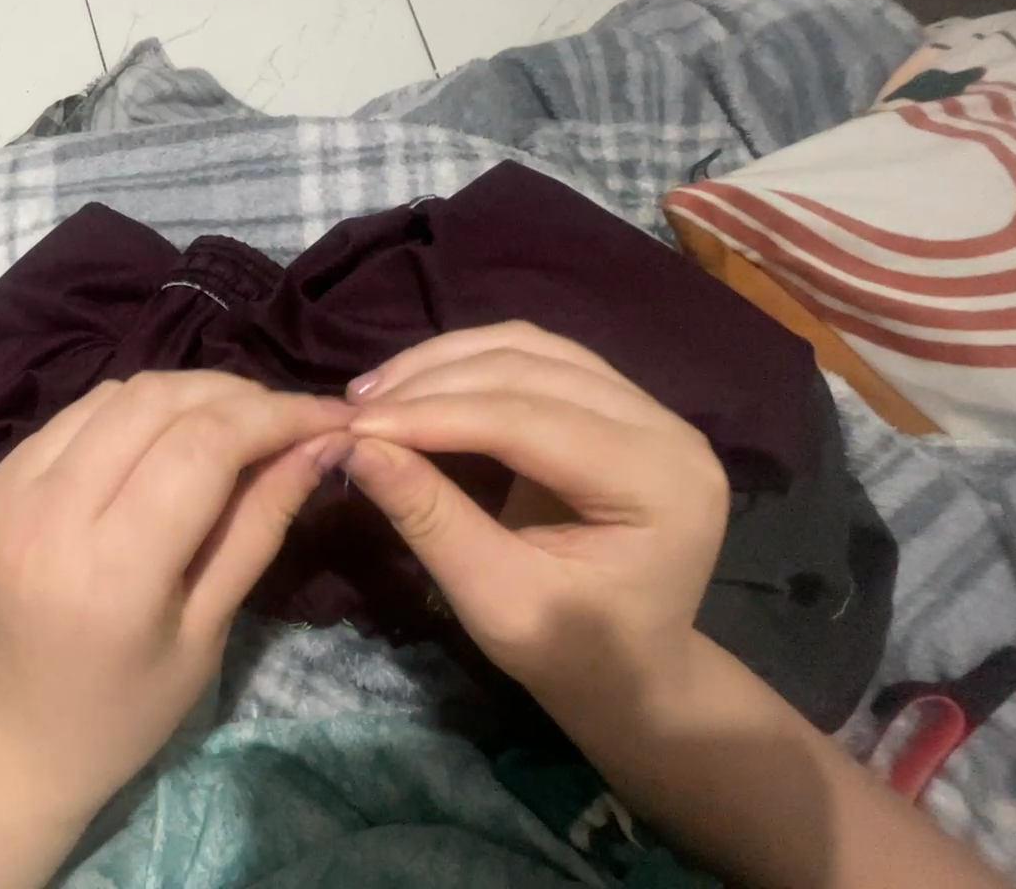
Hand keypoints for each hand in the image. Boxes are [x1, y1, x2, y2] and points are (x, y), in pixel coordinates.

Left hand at [0, 371, 353, 806]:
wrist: (23, 725)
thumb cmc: (132, 703)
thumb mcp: (209, 627)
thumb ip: (260, 524)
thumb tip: (317, 443)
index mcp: (108, 572)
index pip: (200, 449)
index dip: (273, 415)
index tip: (327, 414)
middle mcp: (46, 514)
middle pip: (153, 402)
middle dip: (233, 393)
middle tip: (283, 416)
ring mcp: (8, 489)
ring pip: (115, 394)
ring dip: (184, 394)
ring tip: (232, 422)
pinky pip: (77, 415)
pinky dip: (134, 412)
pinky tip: (165, 438)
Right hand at [341, 321, 729, 699]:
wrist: (627, 668)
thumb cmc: (567, 648)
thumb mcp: (491, 598)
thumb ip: (428, 517)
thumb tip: (354, 448)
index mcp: (657, 484)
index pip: (527, 421)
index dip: (432, 416)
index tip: (353, 427)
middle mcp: (663, 427)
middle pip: (527, 369)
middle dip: (428, 383)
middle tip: (352, 410)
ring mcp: (642, 406)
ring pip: (525, 346)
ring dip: (439, 362)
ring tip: (372, 392)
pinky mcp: (611, 402)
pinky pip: (528, 355)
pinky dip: (461, 362)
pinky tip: (413, 383)